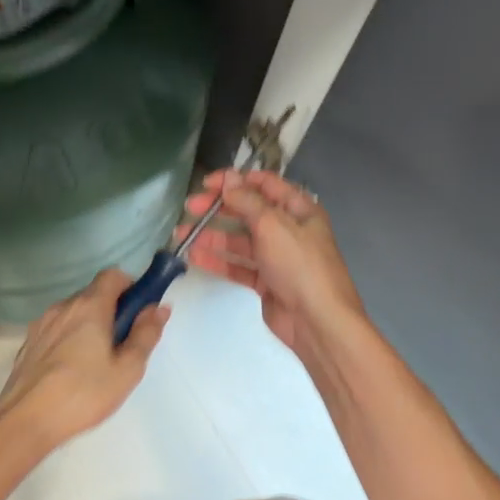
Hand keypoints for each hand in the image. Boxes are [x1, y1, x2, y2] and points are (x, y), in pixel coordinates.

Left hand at [0, 268, 169, 451]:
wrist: (26, 420)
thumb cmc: (84, 394)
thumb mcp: (127, 369)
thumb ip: (145, 335)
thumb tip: (159, 307)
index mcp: (89, 307)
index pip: (112, 275)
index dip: (131, 287)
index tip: (141, 312)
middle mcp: (62, 307)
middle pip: (93, 294)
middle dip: (113, 310)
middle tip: (125, 345)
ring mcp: (41, 324)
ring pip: (73, 313)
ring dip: (90, 325)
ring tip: (98, 363)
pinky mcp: (29, 343)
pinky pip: (57, 330)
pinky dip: (70, 338)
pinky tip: (73, 371)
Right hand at [178, 170, 362, 354]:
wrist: (317, 320)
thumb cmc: (299, 264)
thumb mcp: (273, 224)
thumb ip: (247, 201)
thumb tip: (228, 180)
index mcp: (298, 209)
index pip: (264, 184)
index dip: (235, 180)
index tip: (207, 184)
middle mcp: (288, 229)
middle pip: (248, 211)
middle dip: (219, 208)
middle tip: (190, 208)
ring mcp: (276, 257)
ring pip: (239, 240)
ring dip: (212, 236)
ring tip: (182, 235)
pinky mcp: (265, 281)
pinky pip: (238, 266)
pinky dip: (217, 261)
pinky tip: (194, 257)